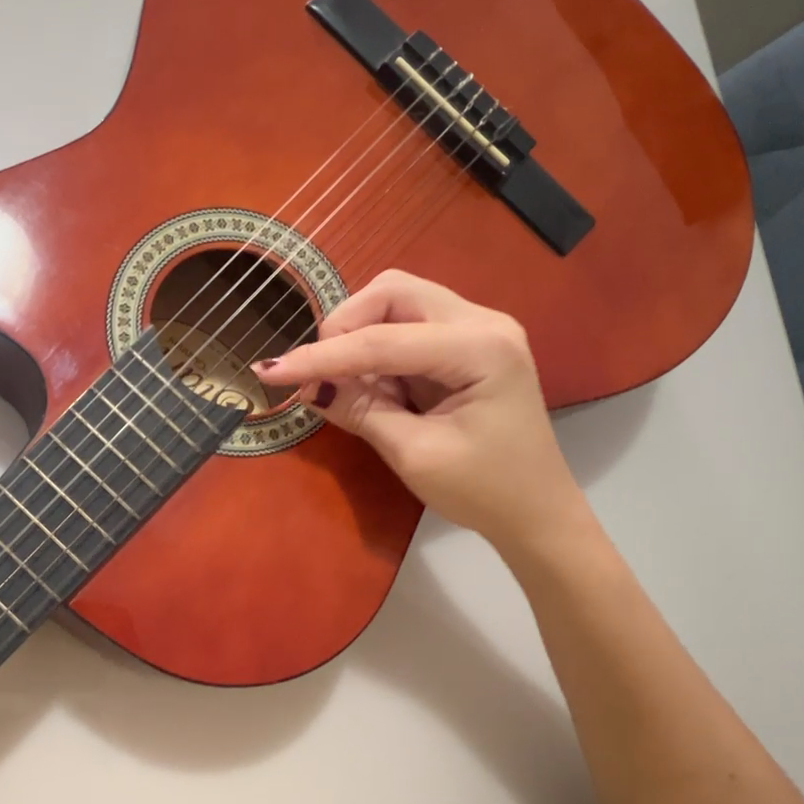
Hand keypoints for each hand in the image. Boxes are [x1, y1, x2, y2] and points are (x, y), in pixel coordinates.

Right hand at [251, 269, 588, 553]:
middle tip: (317, 374)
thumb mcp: (414, 455)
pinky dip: (375, 350)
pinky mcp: (464, 346)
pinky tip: (366, 385)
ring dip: (358, 336)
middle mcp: (481, 322)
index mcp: (480, 349)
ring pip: (397, 303)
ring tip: (341, 385)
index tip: (269, 372)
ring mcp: (476, 329)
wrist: (534, 511)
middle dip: (344, 326)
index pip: (381, 340)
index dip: (319, 357)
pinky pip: (407, 328)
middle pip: (392, 292)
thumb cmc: (483, 490)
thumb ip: (362, 412)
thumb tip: (308, 387)